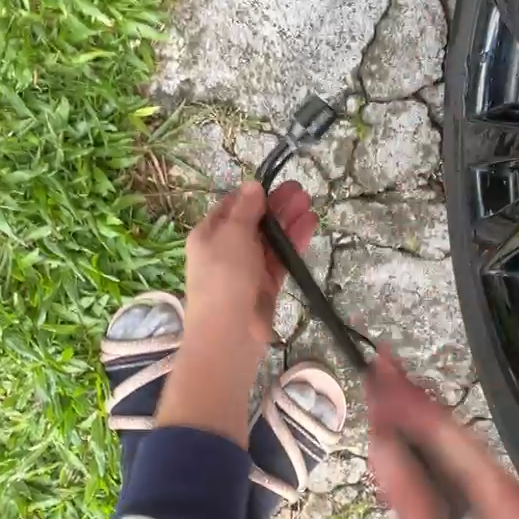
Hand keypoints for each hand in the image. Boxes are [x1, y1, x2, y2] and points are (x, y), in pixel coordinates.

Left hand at [156, 181, 316, 444]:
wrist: (229, 334)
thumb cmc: (224, 277)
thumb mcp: (232, 234)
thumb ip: (246, 210)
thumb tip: (253, 185)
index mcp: (208, 235)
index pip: (230, 208)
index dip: (252, 195)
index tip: (274, 184)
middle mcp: (225, 250)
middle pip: (253, 222)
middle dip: (276, 206)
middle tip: (301, 191)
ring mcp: (246, 269)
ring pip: (269, 240)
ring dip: (288, 222)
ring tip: (310, 204)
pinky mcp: (265, 286)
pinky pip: (280, 259)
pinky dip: (293, 242)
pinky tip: (309, 226)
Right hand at [367, 349, 518, 518]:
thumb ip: (410, 499)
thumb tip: (380, 442)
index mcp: (500, 493)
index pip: (445, 432)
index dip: (408, 400)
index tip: (377, 371)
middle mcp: (503, 488)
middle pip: (448, 434)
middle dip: (411, 401)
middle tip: (379, 364)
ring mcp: (497, 503)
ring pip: (447, 454)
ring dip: (413, 428)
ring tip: (383, 392)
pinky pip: (449, 478)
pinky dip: (421, 461)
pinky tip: (399, 446)